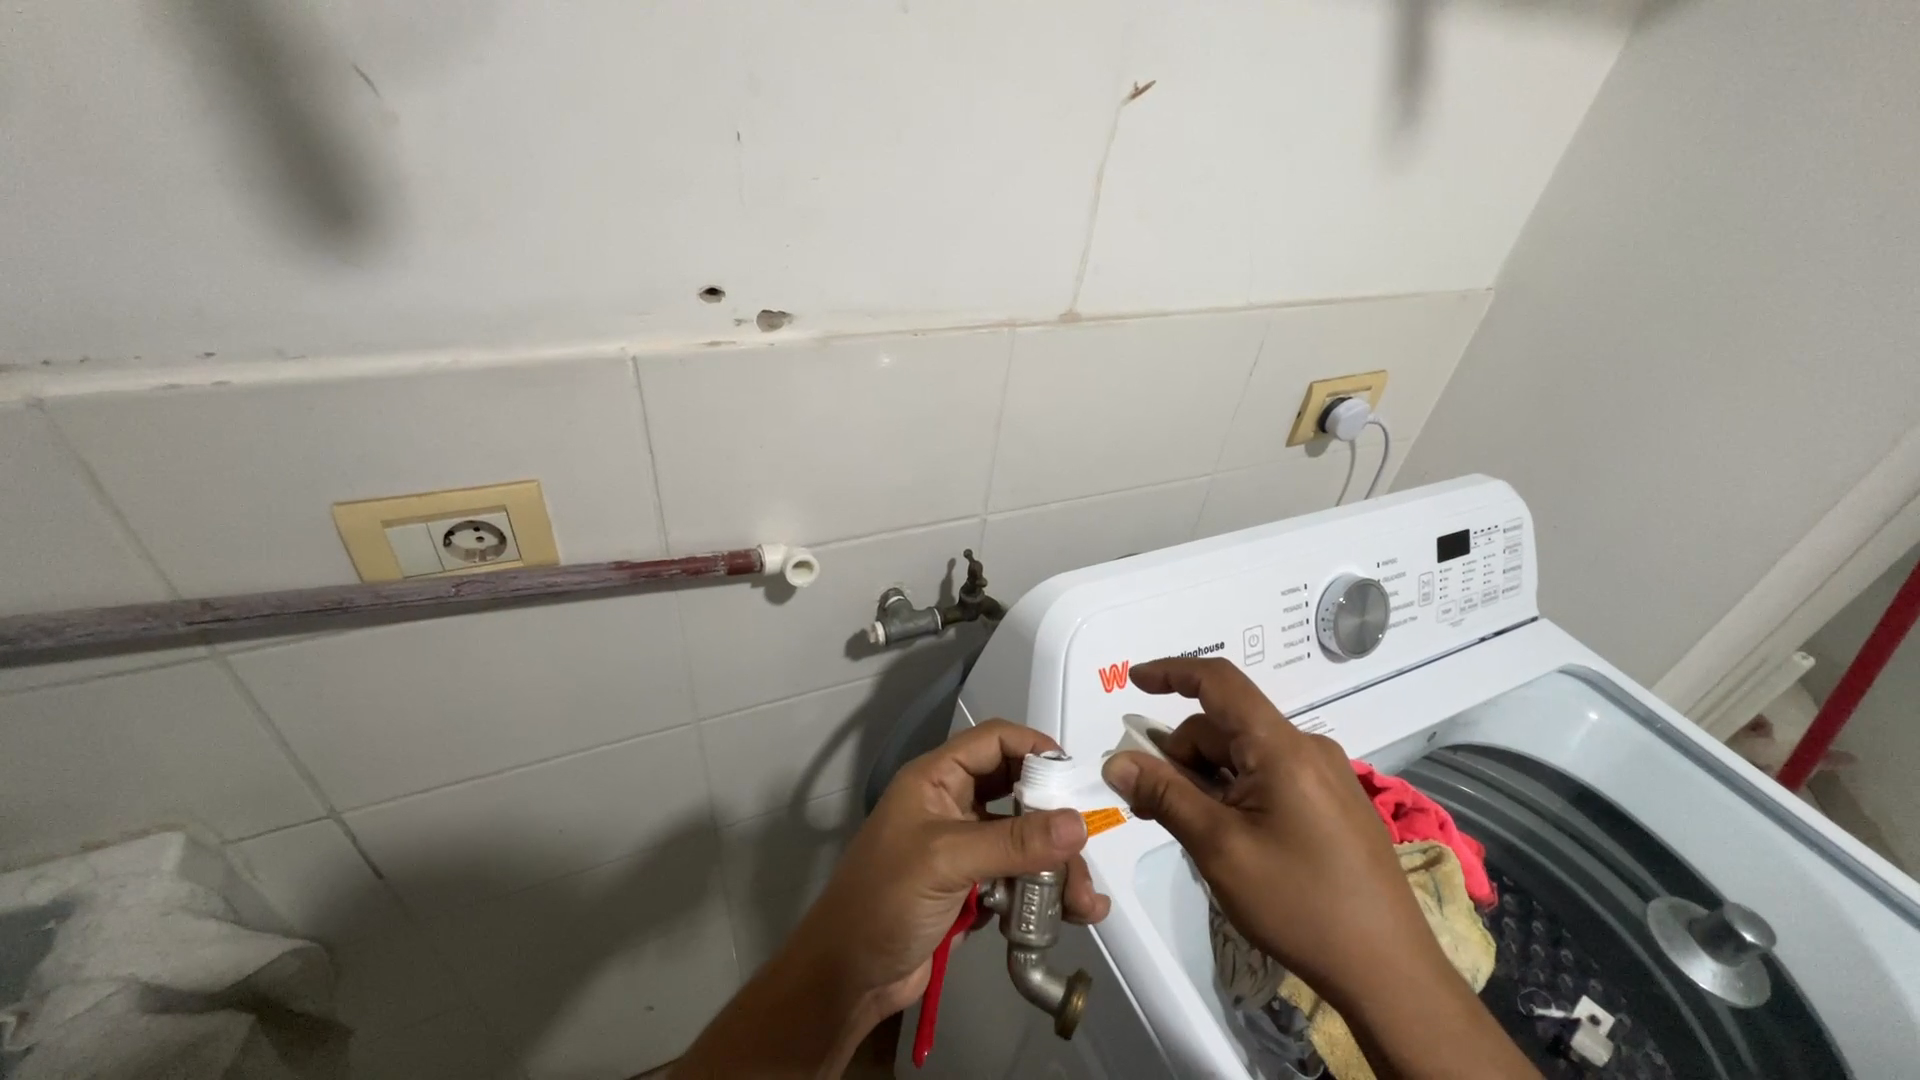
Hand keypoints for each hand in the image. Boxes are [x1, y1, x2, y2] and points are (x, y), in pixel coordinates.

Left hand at [678, 719, 1109, 1076]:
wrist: (848, 977)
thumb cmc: (884, 901)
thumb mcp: (947, 861)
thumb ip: (1014, 841)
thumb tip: (1079, 824)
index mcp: (936, 779)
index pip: (994, 741)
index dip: (1035, 749)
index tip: (1075, 780)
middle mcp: (952, 804)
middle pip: (1018, 791)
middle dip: (1055, 820)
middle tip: (1084, 852)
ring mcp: (963, 847)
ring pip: (1024, 839)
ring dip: (1056, 866)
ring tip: (1084, 904)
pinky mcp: (973, 886)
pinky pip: (1018, 876)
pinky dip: (1043, 892)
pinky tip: (1068, 915)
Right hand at [1102, 657, 1534, 1079]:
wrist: (1388, 971)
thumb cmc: (1300, 904)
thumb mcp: (1219, 848)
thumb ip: (1165, 795)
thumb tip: (1116, 760)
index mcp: (1282, 748)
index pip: (1220, 683)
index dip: (1172, 672)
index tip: (1133, 682)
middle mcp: (1307, 749)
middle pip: (1224, 729)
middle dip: (1179, 757)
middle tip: (1148, 807)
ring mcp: (1324, 777)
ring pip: (1242, 757)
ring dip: (1205, 781)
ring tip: (1190, 833)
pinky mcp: (1332, 804)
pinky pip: (1267, 778)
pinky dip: (1233, 794)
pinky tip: (1226, 837)